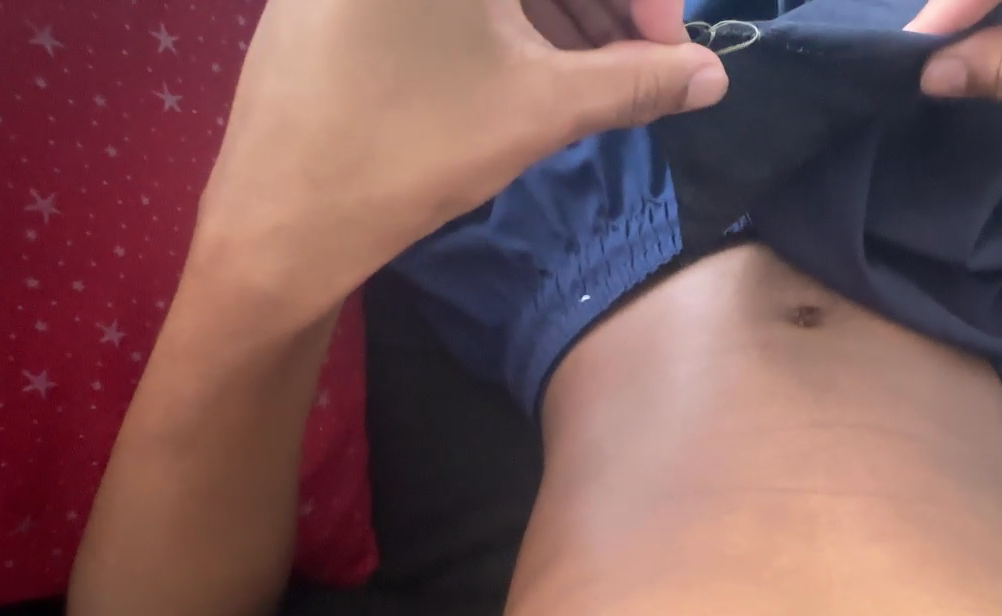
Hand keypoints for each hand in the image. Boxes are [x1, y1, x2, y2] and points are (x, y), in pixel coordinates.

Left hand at [195, 0, 726, 322]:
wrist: (288, 210)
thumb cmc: (415, 149)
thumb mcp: (539, 108)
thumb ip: (634, 83)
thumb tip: (713, 77)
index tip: (675, 57)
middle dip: (606, 12)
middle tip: (642, 74)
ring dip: (564, 18)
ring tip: (598, 82)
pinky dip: (511, 20)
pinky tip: (540, 67)